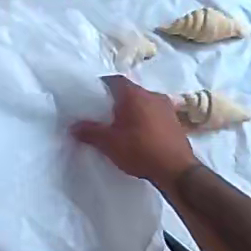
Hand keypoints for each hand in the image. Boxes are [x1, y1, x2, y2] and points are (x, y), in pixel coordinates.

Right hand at [70, 75, 198, 189]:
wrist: (177, 170)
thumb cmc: (140, 150)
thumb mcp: (109, 143)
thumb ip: (90, 132)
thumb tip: (74, 126)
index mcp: (134, 94)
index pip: (114, 80)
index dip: (102, 86)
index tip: (93, 96)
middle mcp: (152, 95)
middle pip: (130, 91)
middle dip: (117, 100)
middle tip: (104, 113)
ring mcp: (167, 107)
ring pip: (144, 102)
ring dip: (133, 111)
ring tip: (121, 126)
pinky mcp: (175, 121)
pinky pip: (155, 114)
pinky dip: (145, 120)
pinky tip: (140, 134)